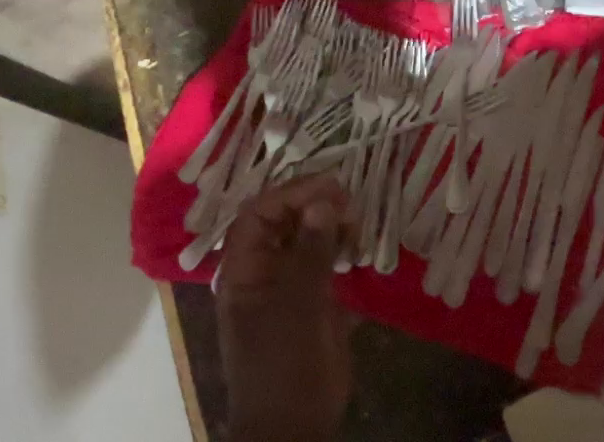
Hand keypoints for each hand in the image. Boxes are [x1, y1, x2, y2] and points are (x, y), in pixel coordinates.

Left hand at [218, 174, 353, 441]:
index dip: (293, 194)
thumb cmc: (285, 365)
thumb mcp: (298, 306)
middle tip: (350, 204)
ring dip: (331, 225)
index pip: (260, 213)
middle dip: (315, 205)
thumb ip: (311, 253)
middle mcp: (262, 271)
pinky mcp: (312, 302)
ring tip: (357, 226)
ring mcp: (287, 286)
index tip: (331, 187)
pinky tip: (360, 248)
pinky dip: (341, 249)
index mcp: (243, 270)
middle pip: (284, 221)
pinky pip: (324, 262)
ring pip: (306, 239)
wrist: (294, 426)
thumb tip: (323, 203)